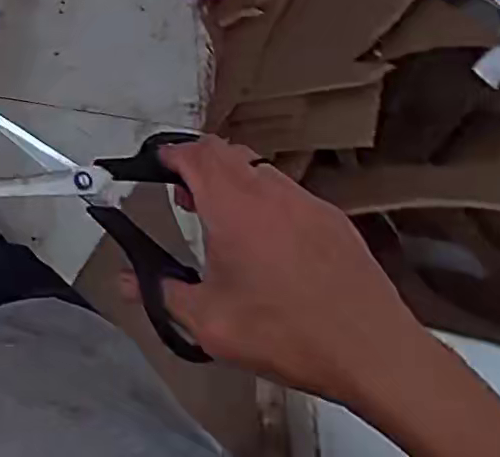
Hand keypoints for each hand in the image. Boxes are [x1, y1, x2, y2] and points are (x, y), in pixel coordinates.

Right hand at [147, 138, 436, 406]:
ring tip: (223, 217)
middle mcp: (266, 189)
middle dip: (197, 162)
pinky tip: (268, 238)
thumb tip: (128, 282)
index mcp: (231, 205)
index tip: (158, 162)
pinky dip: (263, 196)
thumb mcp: (211, 323)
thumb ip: (162, 294)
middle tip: (185, 192)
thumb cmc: (288, 332)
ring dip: (230, 179)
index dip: (171, 153)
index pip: (194, 154)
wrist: (371, 348)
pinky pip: (285, 190)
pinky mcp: (328, 214)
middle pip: (223, 150)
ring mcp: (302, 198)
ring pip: (255, 167)